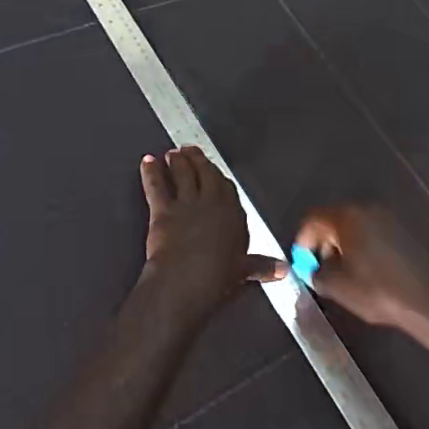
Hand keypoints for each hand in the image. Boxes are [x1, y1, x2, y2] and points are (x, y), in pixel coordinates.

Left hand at [139, 148, 283, 316]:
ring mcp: (185, 203)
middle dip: (198, 161)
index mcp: (233, 213)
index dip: (220, 179)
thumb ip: (262, 266)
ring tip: (174, 152)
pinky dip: (151, 172)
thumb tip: (281, 270)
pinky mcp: (162, 210)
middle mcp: (210, 202)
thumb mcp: (244, 270)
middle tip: (192, 150)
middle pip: (205, 174)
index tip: (216, 173)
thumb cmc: (220, 276)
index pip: (227, 189)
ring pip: (182, 174)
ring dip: (178, 161)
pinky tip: (147, 162)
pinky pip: (156, 185)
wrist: (188, 278)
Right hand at [293, 205, 428, 330]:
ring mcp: (388, 218)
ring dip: (343, 244)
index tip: (301, 259)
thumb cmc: (377, 291)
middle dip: (322, 241)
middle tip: (318, 265)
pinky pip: (372, 232)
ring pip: (354, 225)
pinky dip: (362, 245)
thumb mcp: (337, 287)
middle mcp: (368, 210)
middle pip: (334, 218)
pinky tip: (365, 269)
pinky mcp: (403, 231)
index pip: (313, 219)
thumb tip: (311, 270)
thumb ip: (315, 274)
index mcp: (348, 218)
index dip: (303, 239)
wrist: (425, 301)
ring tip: (342, 270)